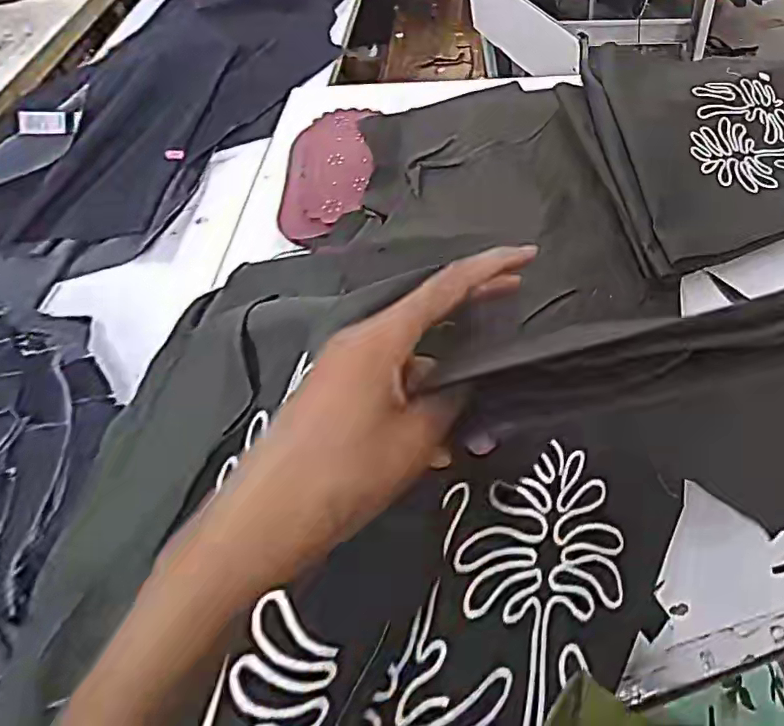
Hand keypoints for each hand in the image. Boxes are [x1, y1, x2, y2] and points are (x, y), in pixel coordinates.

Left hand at [173, 245, 534, 599]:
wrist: (257, 529)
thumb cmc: (340, 476)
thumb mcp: (416, 438)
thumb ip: (453, 399)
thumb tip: (467, 385)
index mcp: (380, 338)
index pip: (446, 286)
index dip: (491, 266)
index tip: (526, 255)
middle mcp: (360, 342)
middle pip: (429, 310)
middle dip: (474, 303)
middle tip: (515, 293)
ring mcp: (345, 368)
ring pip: (413, 355)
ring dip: (448, 374)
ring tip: (477, 410)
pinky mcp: (336, 395)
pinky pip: (392, 382)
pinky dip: (421, 399)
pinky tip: (439, 442)